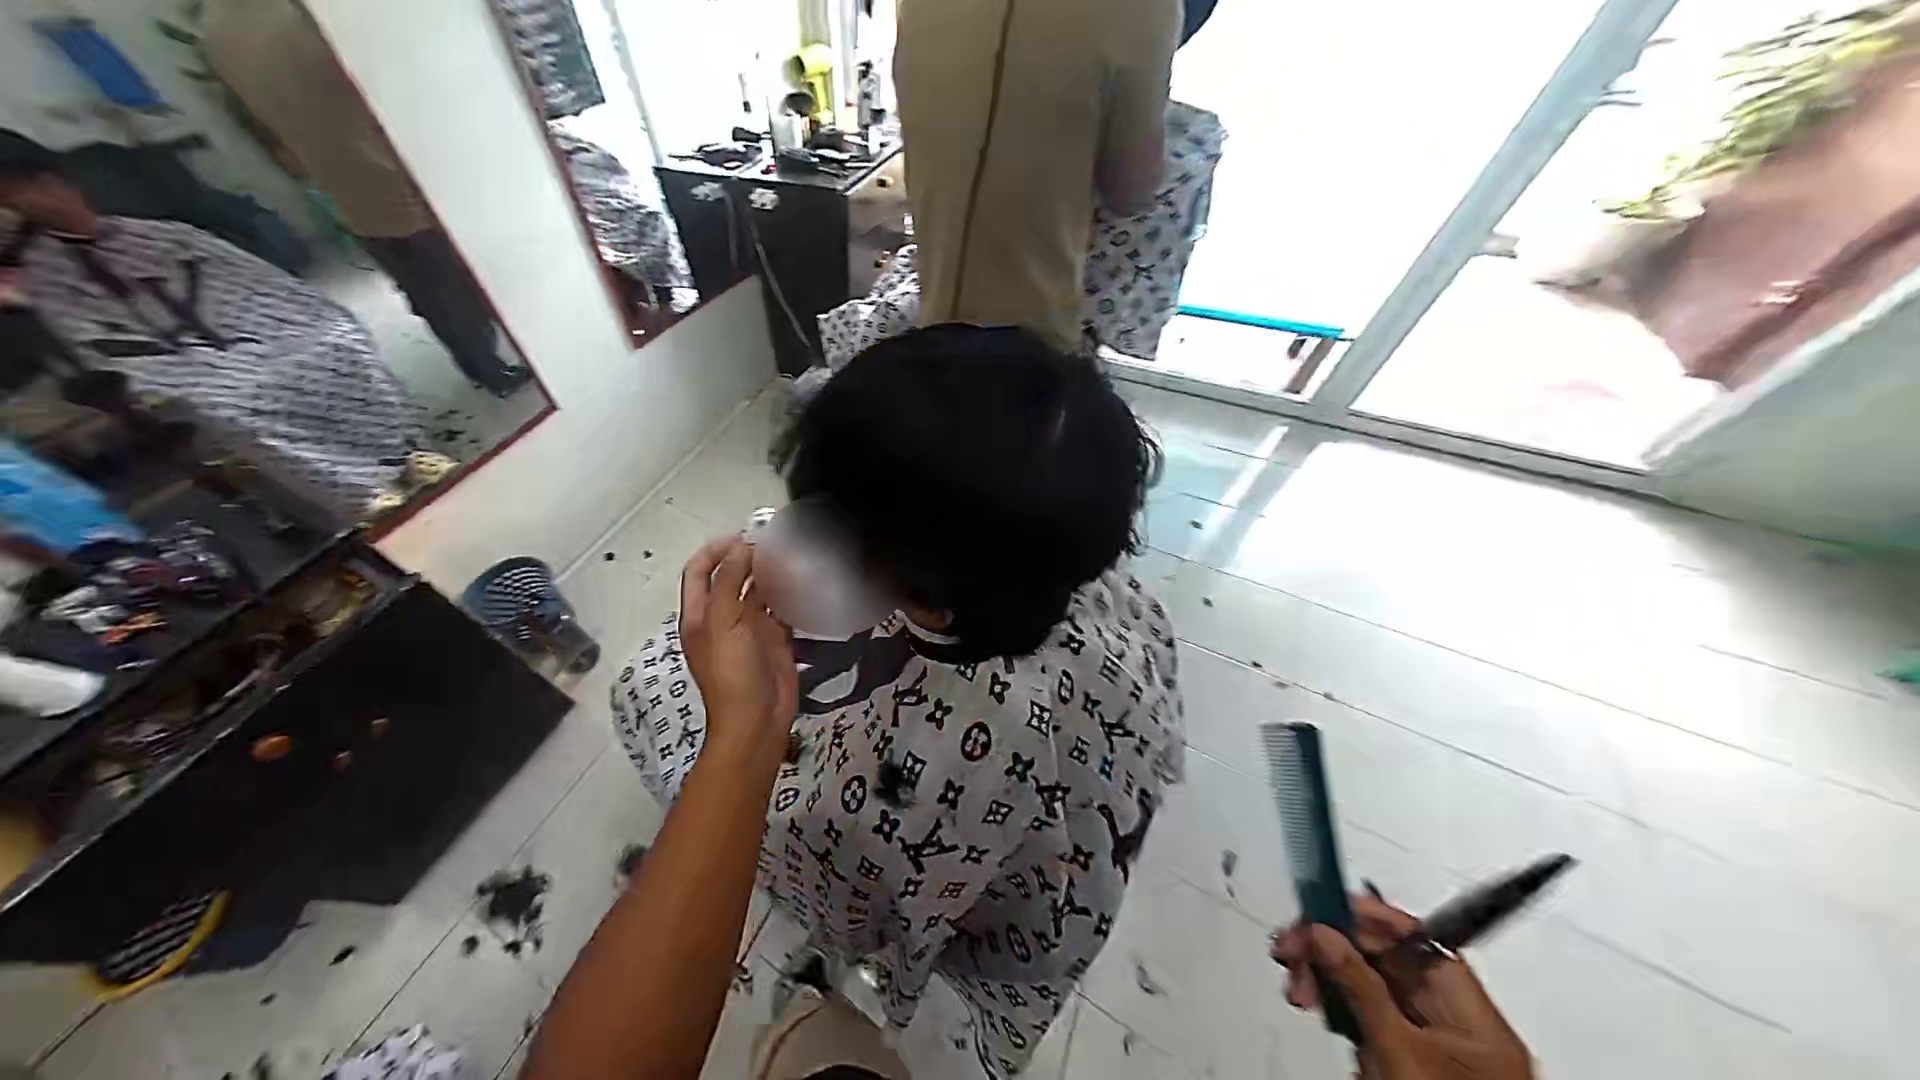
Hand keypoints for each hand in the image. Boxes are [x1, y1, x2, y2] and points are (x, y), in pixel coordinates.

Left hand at [678, 537, 798, 767]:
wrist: (756, 721)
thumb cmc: (731, 674)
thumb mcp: (722, 624)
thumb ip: (728, 583)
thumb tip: (741, 548)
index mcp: (700, 615)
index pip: (700, 570)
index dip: (716, 550)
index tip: (743, 538)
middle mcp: (723, 618)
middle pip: (732, 577)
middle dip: (750, 558)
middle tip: (776, 544)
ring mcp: (750, 629)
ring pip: (759, 591)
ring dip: (772, 574)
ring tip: (794, 558)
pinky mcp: (775, 640)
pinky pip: (782, 610)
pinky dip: (791, 595)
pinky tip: (806, 584)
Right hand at [1272, 896, 1532, 1079]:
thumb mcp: (1396, 1052)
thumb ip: (1360, 986)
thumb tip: (1324, 933)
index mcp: (1474, 1020)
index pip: (1422, 943)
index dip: (1374, 917)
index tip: (1329, 905)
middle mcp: (1453, 1023)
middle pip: (1386, 958)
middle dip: (1333, 947)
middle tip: (1293, 948)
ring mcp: (1425, 1039)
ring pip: (1367, 980)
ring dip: (1325, 972)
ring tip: (1297, 984)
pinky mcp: (1400, 1052)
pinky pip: (1362, 1007)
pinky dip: (1333, 999)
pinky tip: (1313, 1002)